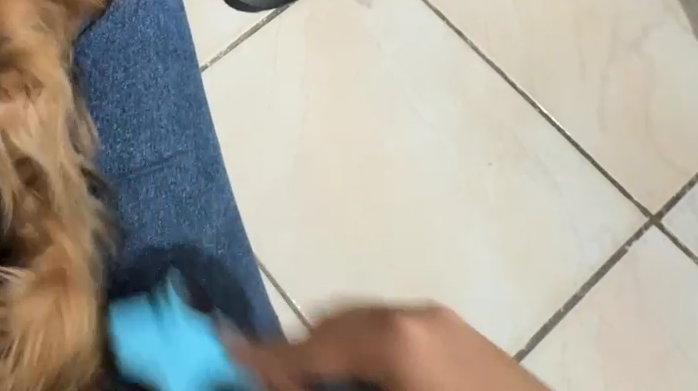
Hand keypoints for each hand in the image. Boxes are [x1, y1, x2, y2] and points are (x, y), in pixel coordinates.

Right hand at [236, 304, 547, 390]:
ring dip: (338, 354)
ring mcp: (443, 322)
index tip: (230, 351)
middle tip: (283, 376)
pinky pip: (397, 335)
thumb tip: (266, 371)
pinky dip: (373, 355)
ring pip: (364, 326)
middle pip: (334, 325)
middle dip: (305, 354)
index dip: (268, 354)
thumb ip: (320, 385)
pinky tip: (374, 380)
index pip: (312, 343)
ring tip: (326, 380)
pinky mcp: (468, 338)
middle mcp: (413, 314)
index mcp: (395, 336)